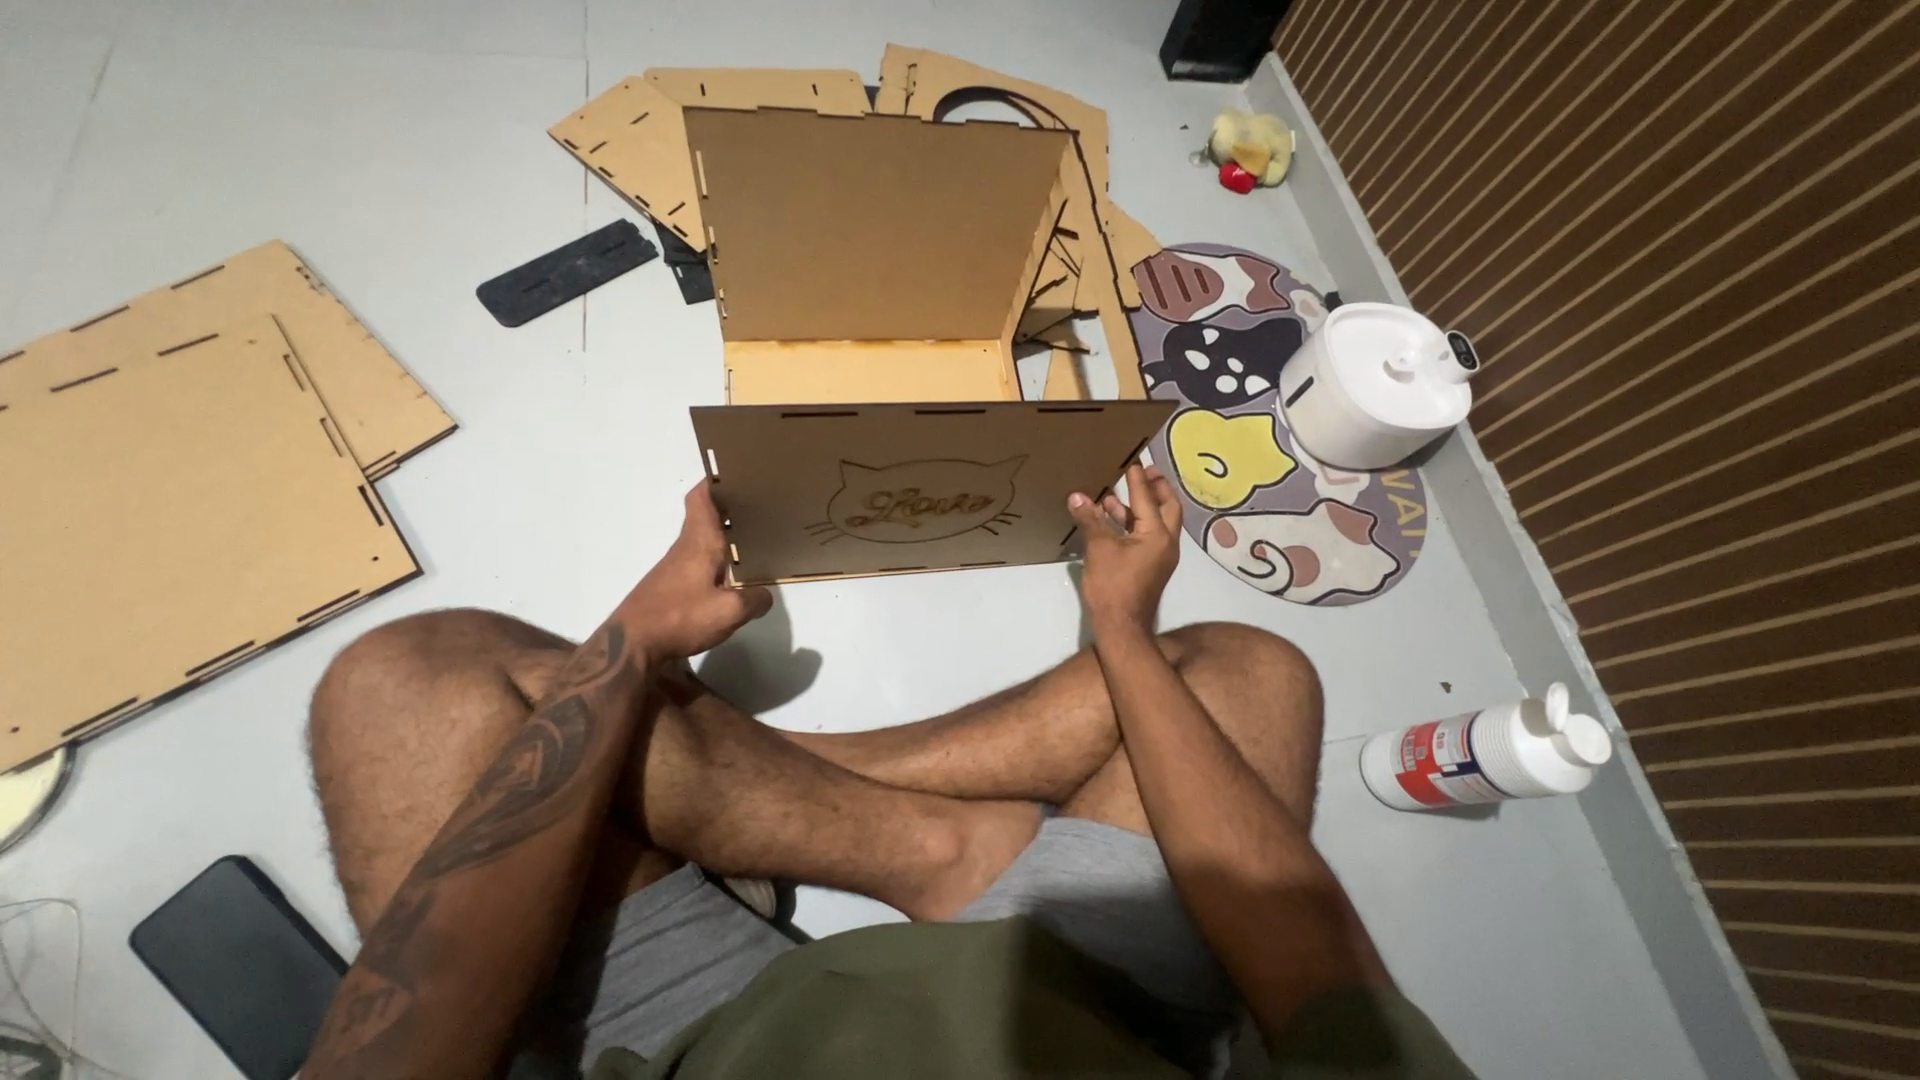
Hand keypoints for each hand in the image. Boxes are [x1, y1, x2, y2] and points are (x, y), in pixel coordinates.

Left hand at [613, 480, 772, 662]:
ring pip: (701, 541)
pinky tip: (730, 579)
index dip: (714, 482)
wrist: (632, 645)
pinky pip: (697, 563)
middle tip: (757, 510)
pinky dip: (715, 562)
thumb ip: (754, 600)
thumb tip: (765, 595)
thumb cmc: (680, 616)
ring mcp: (674, 568)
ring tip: (752, 543)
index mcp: (700, 542)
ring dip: (722, 538)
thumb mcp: (729, 612)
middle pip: (704, 517)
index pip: (701, 498)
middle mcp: (685, 548)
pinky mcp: (669, 587)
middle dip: (728, 510)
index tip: (734, 475)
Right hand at [1067, 464, 1182, 634]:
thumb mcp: (1098, 549)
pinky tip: (1113, 520)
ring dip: (1141, 507)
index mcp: (1158, 535)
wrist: (1121, 626)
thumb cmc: (1112, 586)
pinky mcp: (1151, 567)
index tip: (1133, 460)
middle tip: (1144, 472)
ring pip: (1157, 523)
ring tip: (1119, 493)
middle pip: (1167, 507)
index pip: (1148, 498)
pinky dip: (1134, 524)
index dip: (1138, 478)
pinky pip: (1148, 536)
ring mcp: (1161, 556)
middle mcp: (1167, 543)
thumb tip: (1078, 496)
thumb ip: (1090, 520)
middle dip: (1156, 488)